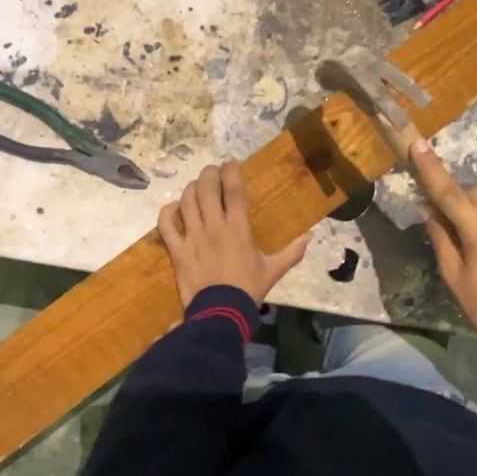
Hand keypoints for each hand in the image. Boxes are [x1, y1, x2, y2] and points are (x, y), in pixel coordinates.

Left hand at [158, 161, 310, 307]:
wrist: (221, 312)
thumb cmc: (248, 290)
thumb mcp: (273, 271)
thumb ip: (292, 252)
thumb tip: (310, 236)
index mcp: (238, 229)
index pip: (234, 190)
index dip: (231, 171)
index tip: (231, 163)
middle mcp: (214, 227)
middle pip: (206, 188)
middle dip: (208, 174)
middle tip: (212, 172)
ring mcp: (192, 237)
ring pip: (186, 201)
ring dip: (190, 189)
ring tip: (196, 187)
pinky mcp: (177, 250)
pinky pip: (166, 224)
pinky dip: (168, 212)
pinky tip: (174, 209)